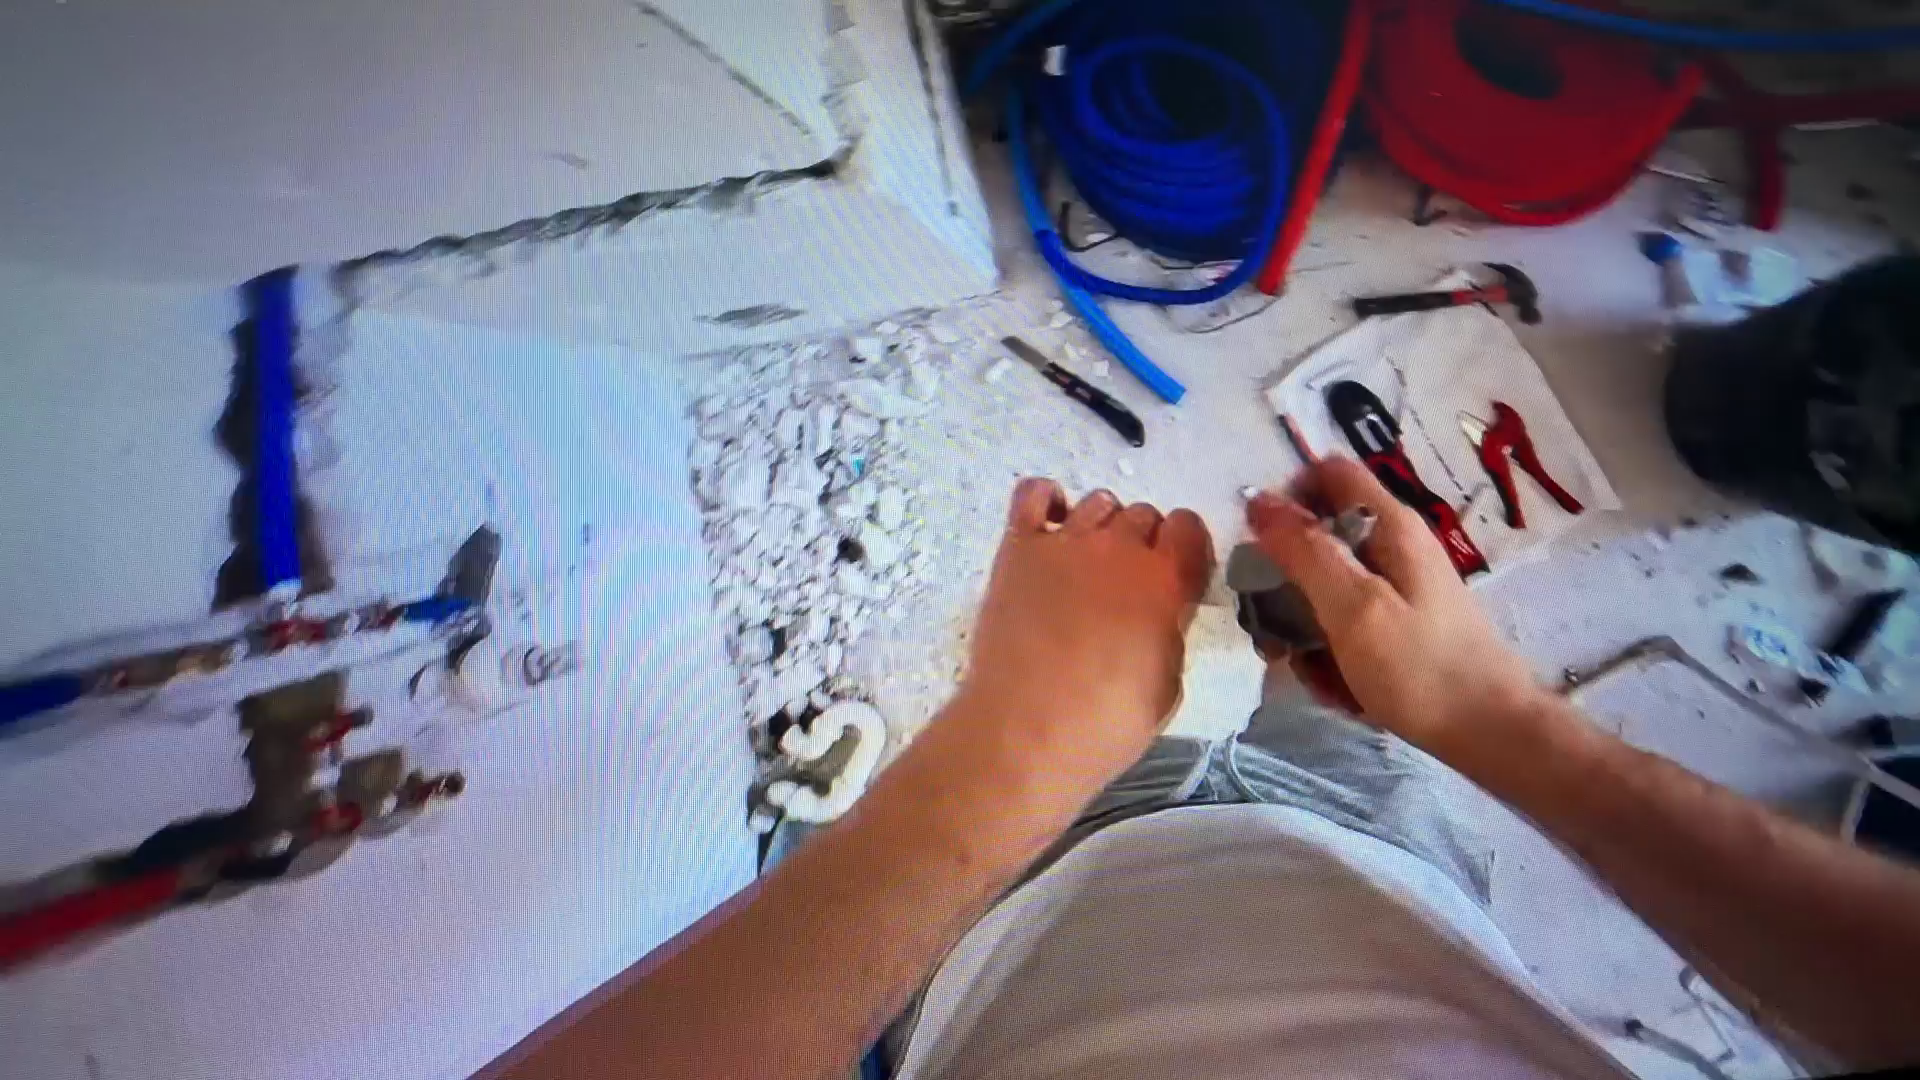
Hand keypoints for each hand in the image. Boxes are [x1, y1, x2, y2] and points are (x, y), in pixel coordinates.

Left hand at [950, 480, 1213, 789]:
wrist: (1024, 728)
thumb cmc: (1104, 723)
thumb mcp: (1167, 685)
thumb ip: (1169, 630)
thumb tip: (1159, 611)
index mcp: (1165, 580)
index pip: (1188, 526)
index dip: (1183, 549)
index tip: (1173, 575)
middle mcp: (1118, 548)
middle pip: (1142, 515)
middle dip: (1141, 544)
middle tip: (1123, 585)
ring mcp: (1065, 541)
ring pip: (1097, 502)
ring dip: (1100, 528)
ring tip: (1085, 566)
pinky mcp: (1018, 546)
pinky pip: (1033, 493)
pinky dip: (1046, 499)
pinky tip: (1049, 527)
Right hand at [1246, 459, 1547, 753]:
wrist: (1491, 734)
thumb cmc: (1421, 669)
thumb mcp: (1353, 607)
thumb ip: (1305, 551)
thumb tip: (1258, 501)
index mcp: (1388, 526)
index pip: (1328, 471)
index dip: (1288, 495)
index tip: (1262, 543)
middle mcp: (1392, 544)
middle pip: (1318, 529)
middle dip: (1283, 570)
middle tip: (1269, 616)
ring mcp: (1395, 583)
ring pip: (1322, 578)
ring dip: (1299, 617)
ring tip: (1302, 662)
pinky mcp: (1394, 618)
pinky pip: (1341, 614)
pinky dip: (1326, 643)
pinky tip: (1331, 680)